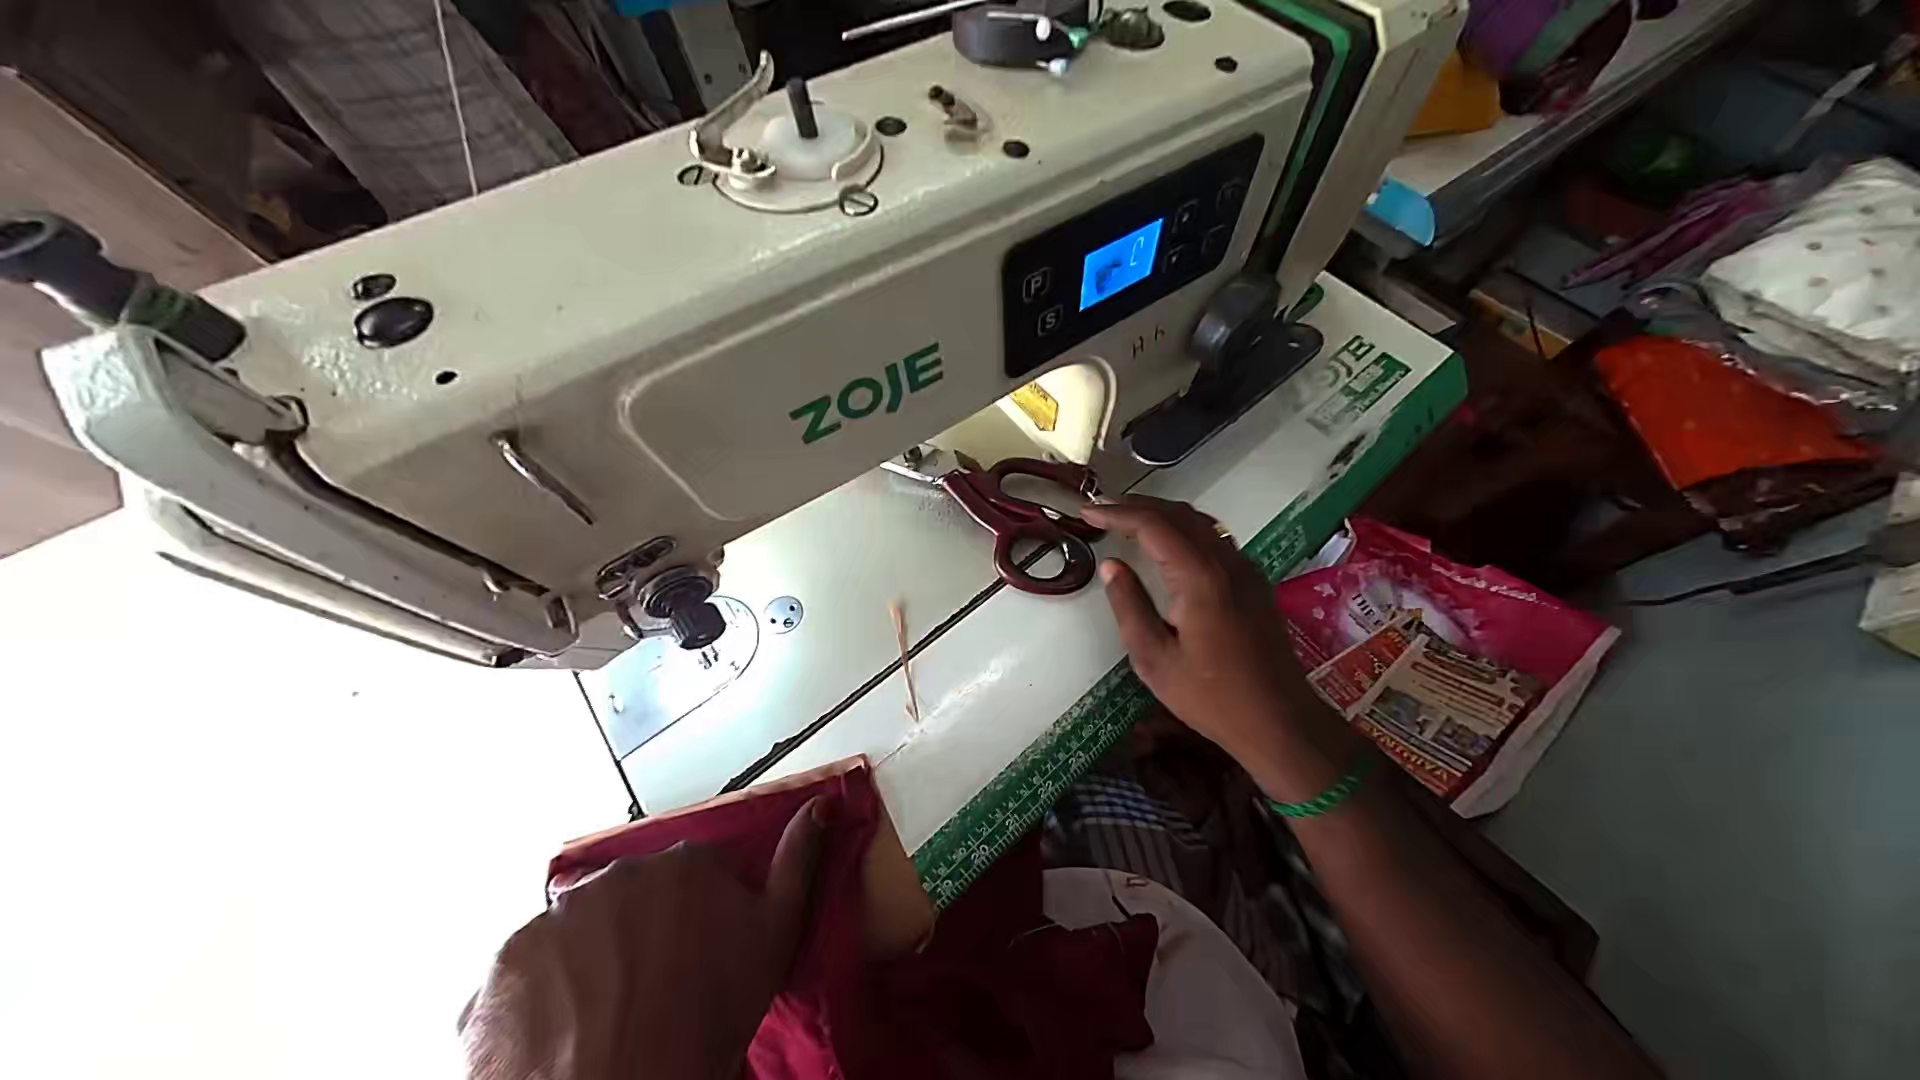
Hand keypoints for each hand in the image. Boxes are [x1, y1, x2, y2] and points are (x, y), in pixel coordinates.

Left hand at [460, 798, 829, 1079]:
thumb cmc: (714, 1006)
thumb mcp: (776, 930)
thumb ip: (800, 858)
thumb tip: (822, 803)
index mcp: (681, 862)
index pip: (683, 880)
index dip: (688, 921)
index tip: (691, 960)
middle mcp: (617, 872)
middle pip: (626, 900)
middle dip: (633, 934)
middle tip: (643, 993)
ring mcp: (555, 913)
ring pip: (573, 934)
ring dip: (581, 965)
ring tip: (595, 1021)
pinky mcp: (503, 960)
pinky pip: (522, 973)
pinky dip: (534, 997)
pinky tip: (552, 1036)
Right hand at [1081, 496, 1352, 802]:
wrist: (1279, 722)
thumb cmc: (1211, 696)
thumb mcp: (1153, 658)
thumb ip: (1129, 605)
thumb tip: (1111, 566)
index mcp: (1200, 577)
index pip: (1153, 525)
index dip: (1117, 514)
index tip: (1086, 513)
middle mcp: (1227, 562)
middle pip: (1178, 514)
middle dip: (1136, 505)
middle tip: (1100, 508)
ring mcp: (1245, 570)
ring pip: (1200, 522)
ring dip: (1161, 513)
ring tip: (1126, 517)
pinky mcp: (1253, 583)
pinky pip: (1214, 538)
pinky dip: (1182, 528)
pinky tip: (1166, 542)